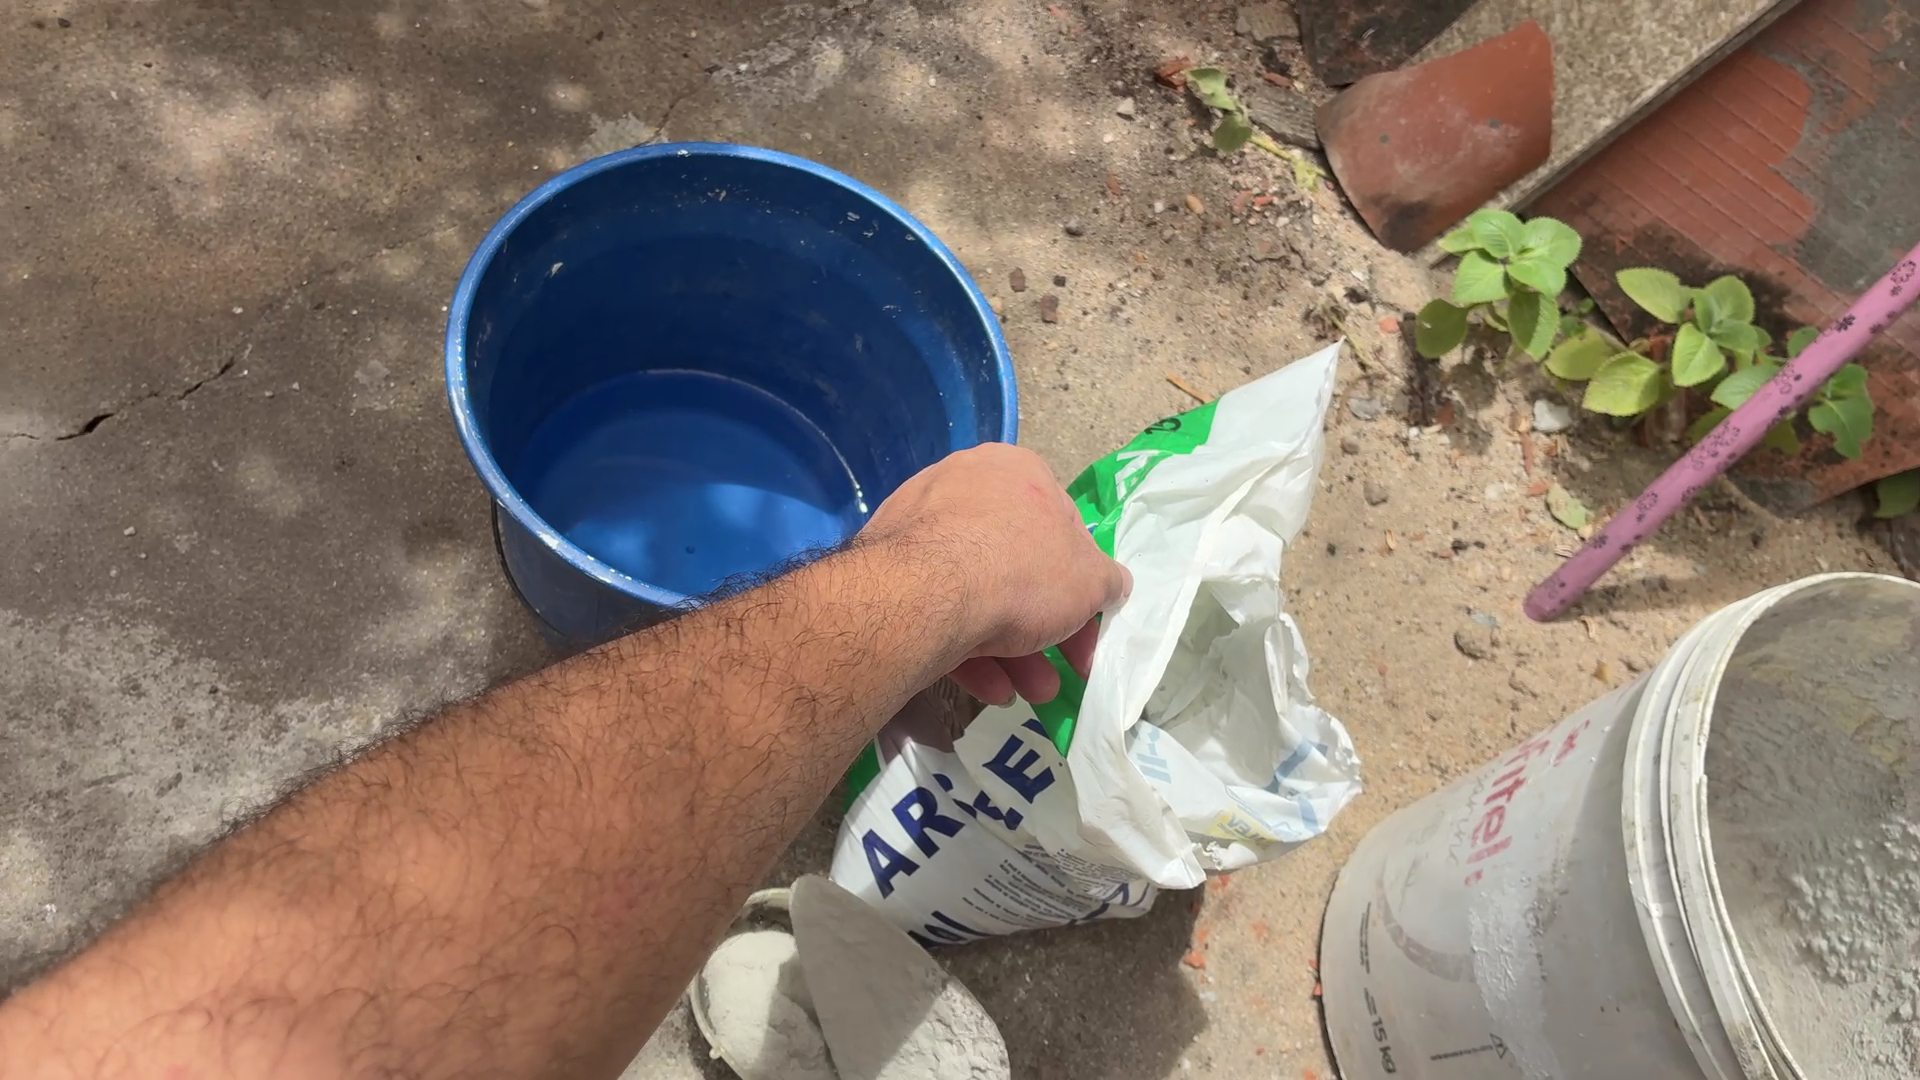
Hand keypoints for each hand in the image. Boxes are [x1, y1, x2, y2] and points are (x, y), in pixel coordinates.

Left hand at [859, 443, 1130, 704]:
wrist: (926, 594)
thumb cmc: (1023, 570)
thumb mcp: (1091, 581)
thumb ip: (1107, 582)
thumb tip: (1112, 585)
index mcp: (1016, 471)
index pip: (1061, 529)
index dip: (1081, 588)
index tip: (1086, 630)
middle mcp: (964, 485)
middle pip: (1016, 568)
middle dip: (1043, 631)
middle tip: (1058, 674)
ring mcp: (918, 524)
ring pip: (975, 593)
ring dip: (1009, 650)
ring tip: (1027, 691)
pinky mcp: (887, 565)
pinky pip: (936, 606)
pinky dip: (964, 647)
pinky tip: (987, 686)